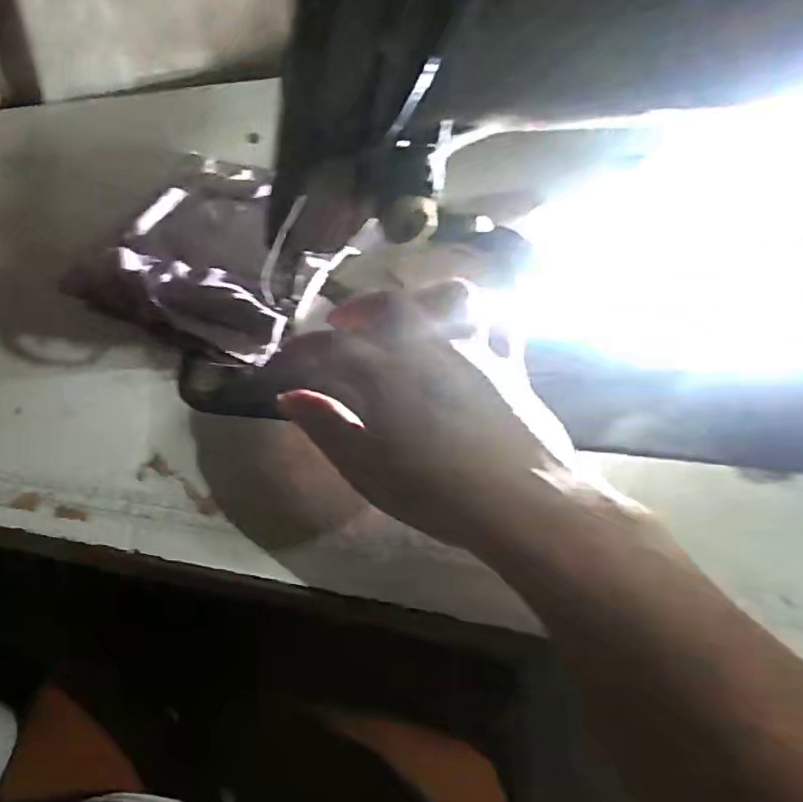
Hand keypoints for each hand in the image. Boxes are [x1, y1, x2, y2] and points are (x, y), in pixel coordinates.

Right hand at [276, 283, 609, 551]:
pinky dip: (472, 318)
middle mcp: (428, 348)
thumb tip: (291, 397)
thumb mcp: (361, 465)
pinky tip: (458, 336)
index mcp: (384, 372)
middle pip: (389, 305)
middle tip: (338, 327)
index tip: (280, 365)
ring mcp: (474, 352)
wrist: (522, 504)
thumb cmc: (430, 489)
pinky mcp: (510, 366)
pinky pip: (497, 321)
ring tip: (403, 319)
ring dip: (420, 299)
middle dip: (357, 310)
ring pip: (452, 297)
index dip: (298, 352)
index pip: (329, 347)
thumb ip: (323, 425)